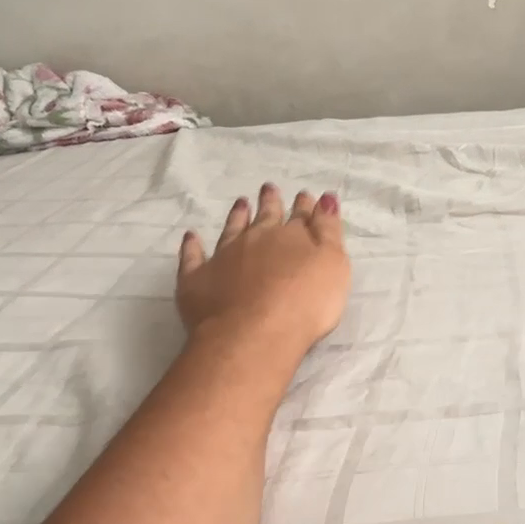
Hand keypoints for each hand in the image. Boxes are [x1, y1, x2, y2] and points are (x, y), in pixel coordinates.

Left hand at [176, 183, 349, 353]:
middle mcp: (257, 239)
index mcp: (292, 236)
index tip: (304, 195)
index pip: (301, 216)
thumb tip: (324, 198)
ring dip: (237, 216)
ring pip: (232, 230)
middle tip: (268, 188)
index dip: (304, 205)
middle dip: (270, 202)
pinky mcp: (197, 279)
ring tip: (240, 204)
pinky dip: (192, 246)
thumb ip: (329, 230)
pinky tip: (191, 237)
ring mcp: (224, 257)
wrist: (254, 334)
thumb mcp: (333, 263)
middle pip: (265, 217)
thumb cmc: (304, 302)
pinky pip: (193, 257)